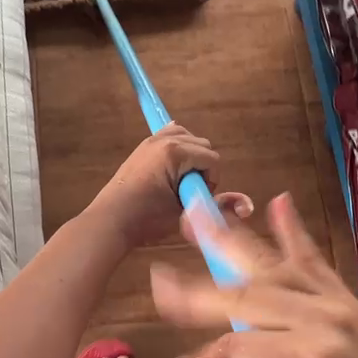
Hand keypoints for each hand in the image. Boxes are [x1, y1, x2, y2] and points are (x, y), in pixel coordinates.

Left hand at [88, 123, 252, 250]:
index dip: (211, 180)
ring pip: (188, 138)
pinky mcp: (143, 147)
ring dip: (191, 157)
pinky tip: (174, 166)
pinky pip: (170, 136)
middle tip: (189, 191)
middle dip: (203, 167)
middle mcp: (165, 140)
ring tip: (181, 181)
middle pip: (203, 145)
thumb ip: (214, 203)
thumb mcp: (184, 212)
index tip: (196, 198)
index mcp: (176, 152)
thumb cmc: (147, 219)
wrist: (111, 220)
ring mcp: (151, 141)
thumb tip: (246, 206)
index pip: (213, 159)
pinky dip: (178, 148)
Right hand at [154, 194, 357, 357]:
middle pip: (245, 295)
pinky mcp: (350, 303)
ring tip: (198, 213)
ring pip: (273, 269)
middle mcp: (323, 325)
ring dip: (233, 241)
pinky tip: (279, 204)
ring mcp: (340, 308)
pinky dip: (294, 233)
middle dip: (198, 288)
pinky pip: (315, 262)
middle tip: (159, 278)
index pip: (233, 346)